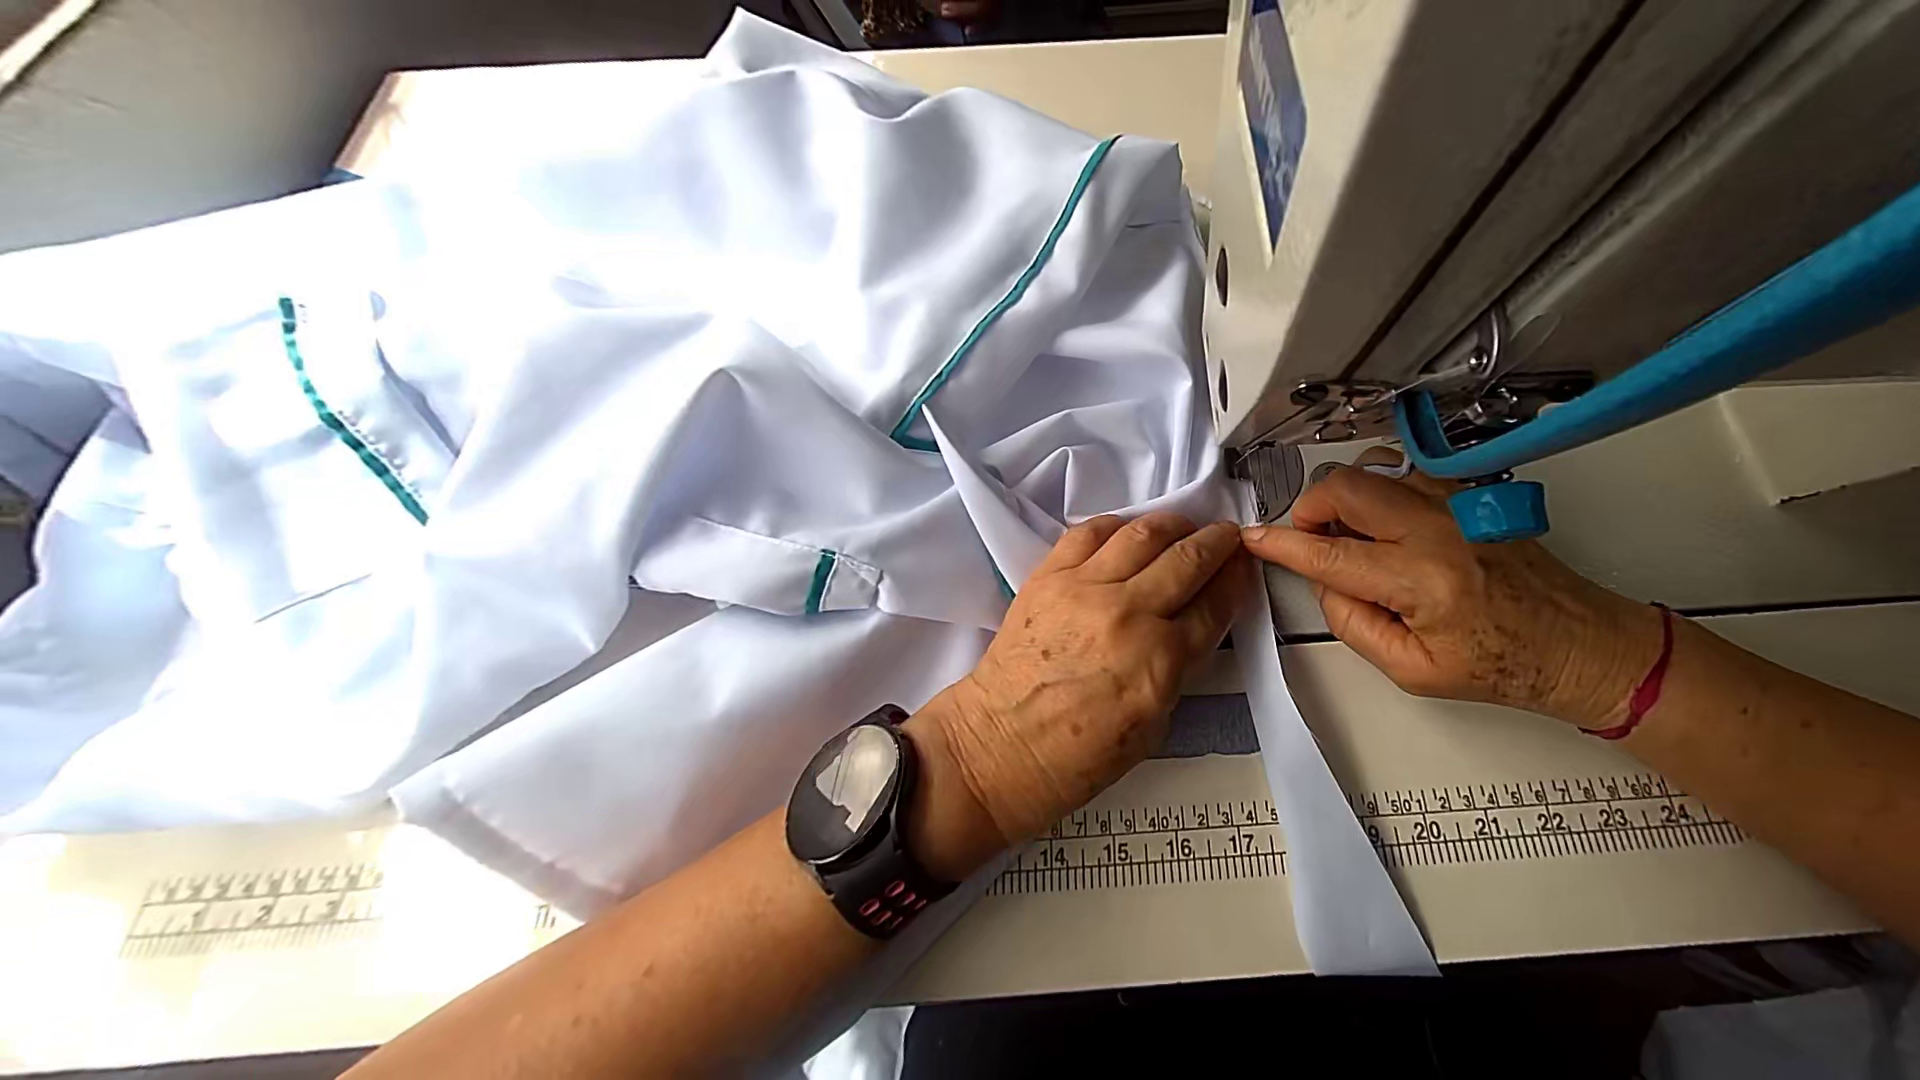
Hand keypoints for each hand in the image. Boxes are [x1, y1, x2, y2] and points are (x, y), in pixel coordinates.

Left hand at [905, 513, 1249, 877]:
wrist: (1001, 744)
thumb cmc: (1076, 754)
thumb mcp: (1153, 725)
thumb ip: (1175, 669)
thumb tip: (1186, 629)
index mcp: (1162, 661)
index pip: (1215, 605)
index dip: (1236, 580)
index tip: (1244, 567)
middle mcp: (1128, 615)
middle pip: (1188, 560)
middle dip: (1217, 542)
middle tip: (1225, 536)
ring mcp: (1084, 590)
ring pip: (1142, 535)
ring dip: (1172, 525)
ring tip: (1182, 527)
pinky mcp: (1047, 578)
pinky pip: (1087, 534)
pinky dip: (1114, 526)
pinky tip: (1126, 532)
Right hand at [1239, 459, 1661, 730]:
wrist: (1582, 646)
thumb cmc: (1503, 664)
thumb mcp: (1410, 669)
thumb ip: (1351, 622)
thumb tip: (1324, 581)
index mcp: (1423, 581)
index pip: (1328, 553)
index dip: (1281, 544)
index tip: (1254, 537)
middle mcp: (1440, 531)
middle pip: (1346, 487)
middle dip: (1311, 507)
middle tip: (1311, 536)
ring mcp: (1459, 505)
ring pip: (1374, 467)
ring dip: (1346, 494)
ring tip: (1351, 530)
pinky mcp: (1471, 496)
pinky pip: (1404, 470)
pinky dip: (1378, 487)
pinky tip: (1384, 521)